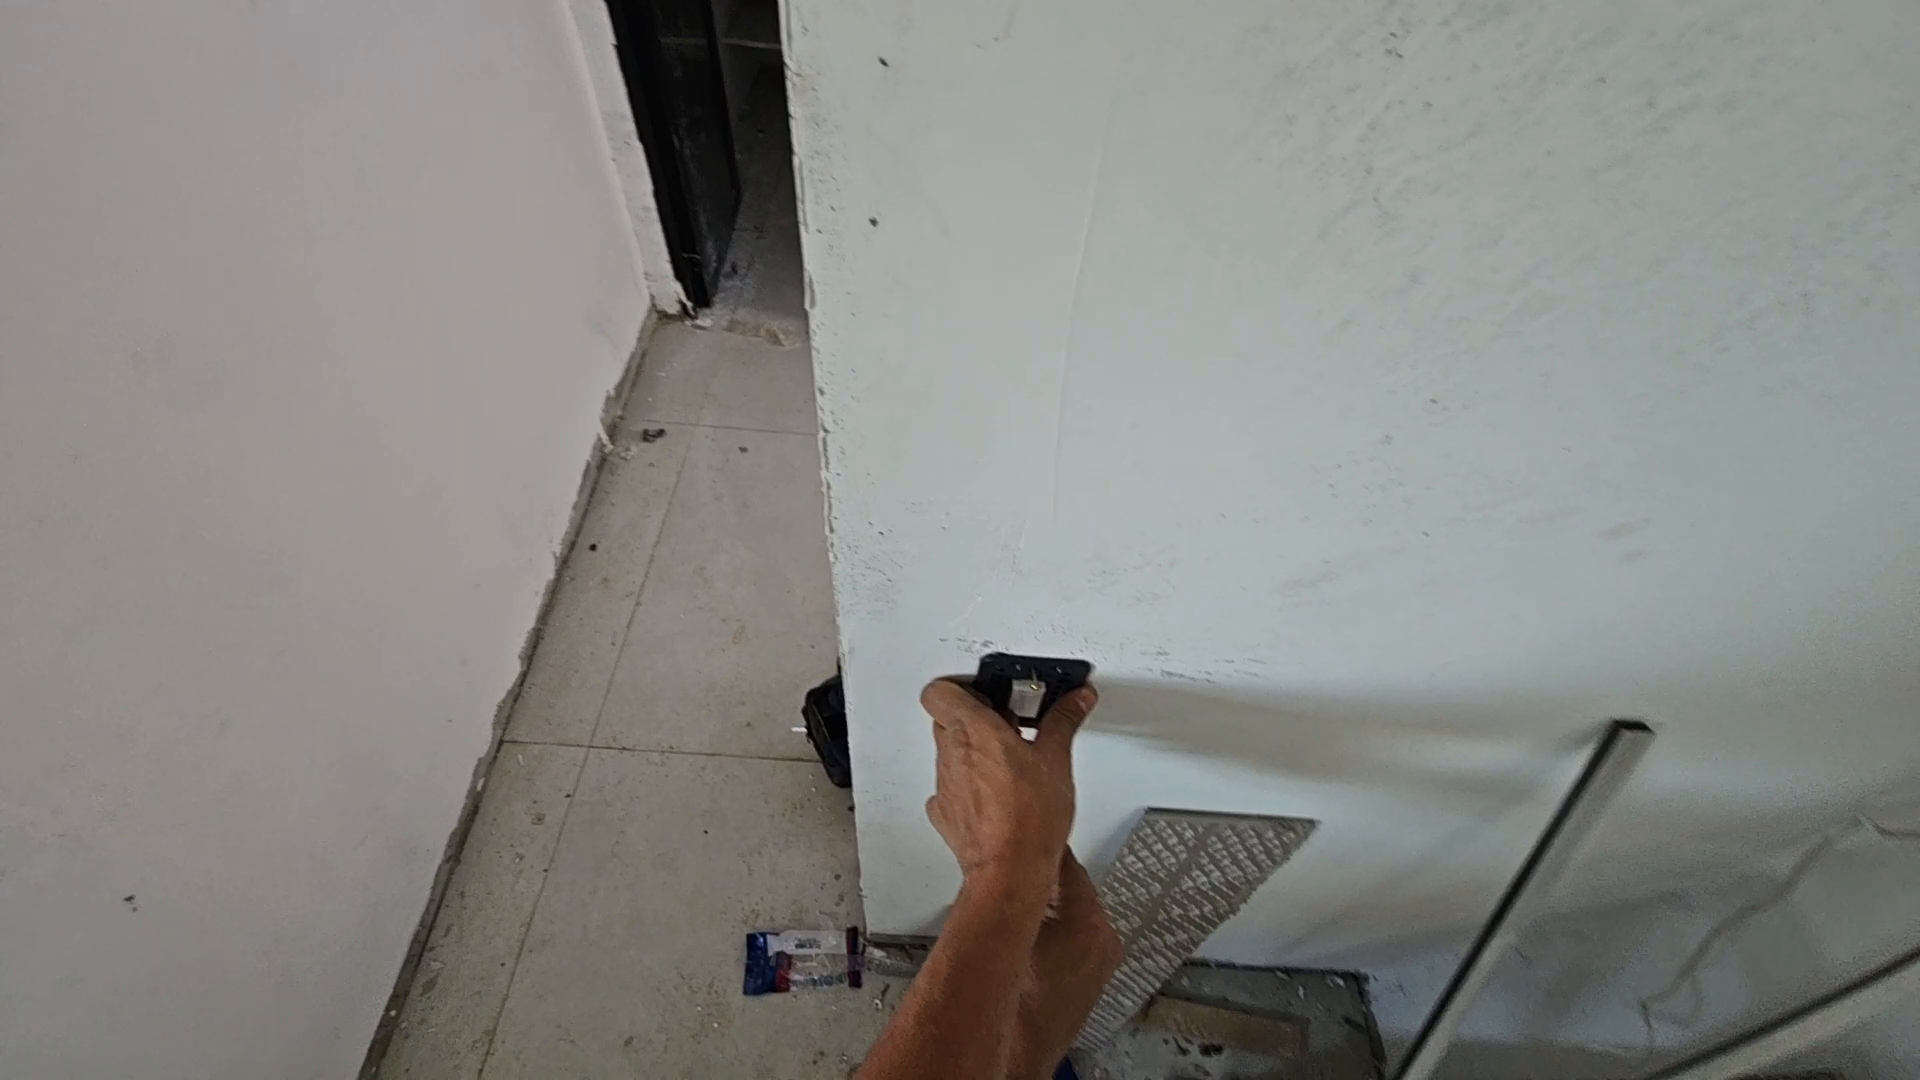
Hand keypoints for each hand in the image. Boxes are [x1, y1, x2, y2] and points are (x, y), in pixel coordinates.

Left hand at [921, 678, 1096, 896]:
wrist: (1011, 872)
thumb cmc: (1029, 819)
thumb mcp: (1057, 759)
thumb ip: (1063, 721)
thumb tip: (1076, 699)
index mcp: (974, 729)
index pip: (941, 690)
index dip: (963, 687)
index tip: (992, 694)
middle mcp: (952, 751)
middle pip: (947, 717)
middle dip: (975, 717)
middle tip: (1007, 723)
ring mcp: (945, 783)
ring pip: (950, 751)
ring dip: (974, 750)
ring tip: (1008, 760)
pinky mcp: (946, 811)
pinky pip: (950, 787)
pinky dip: (969, 785)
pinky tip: (996, 793)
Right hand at [1007, 850, 1123, 1079]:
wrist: (1017, 1054)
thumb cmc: (1013, 1005)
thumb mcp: (1008, 930)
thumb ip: (1014, 889)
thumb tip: (1011, 855)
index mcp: (1091, 924)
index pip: (1066, 862)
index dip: (1039, 844)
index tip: (1023, 831)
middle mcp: (1105, 939)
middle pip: (1071, 882)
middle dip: (1042, 871)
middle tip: (1015, 859)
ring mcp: (1103, 956)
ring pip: (1073, 902)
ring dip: (1047, 894)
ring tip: (1018, 889)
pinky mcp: (1095, 968)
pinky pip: (1075, 925)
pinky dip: (1055, 917)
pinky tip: (1029, 920)